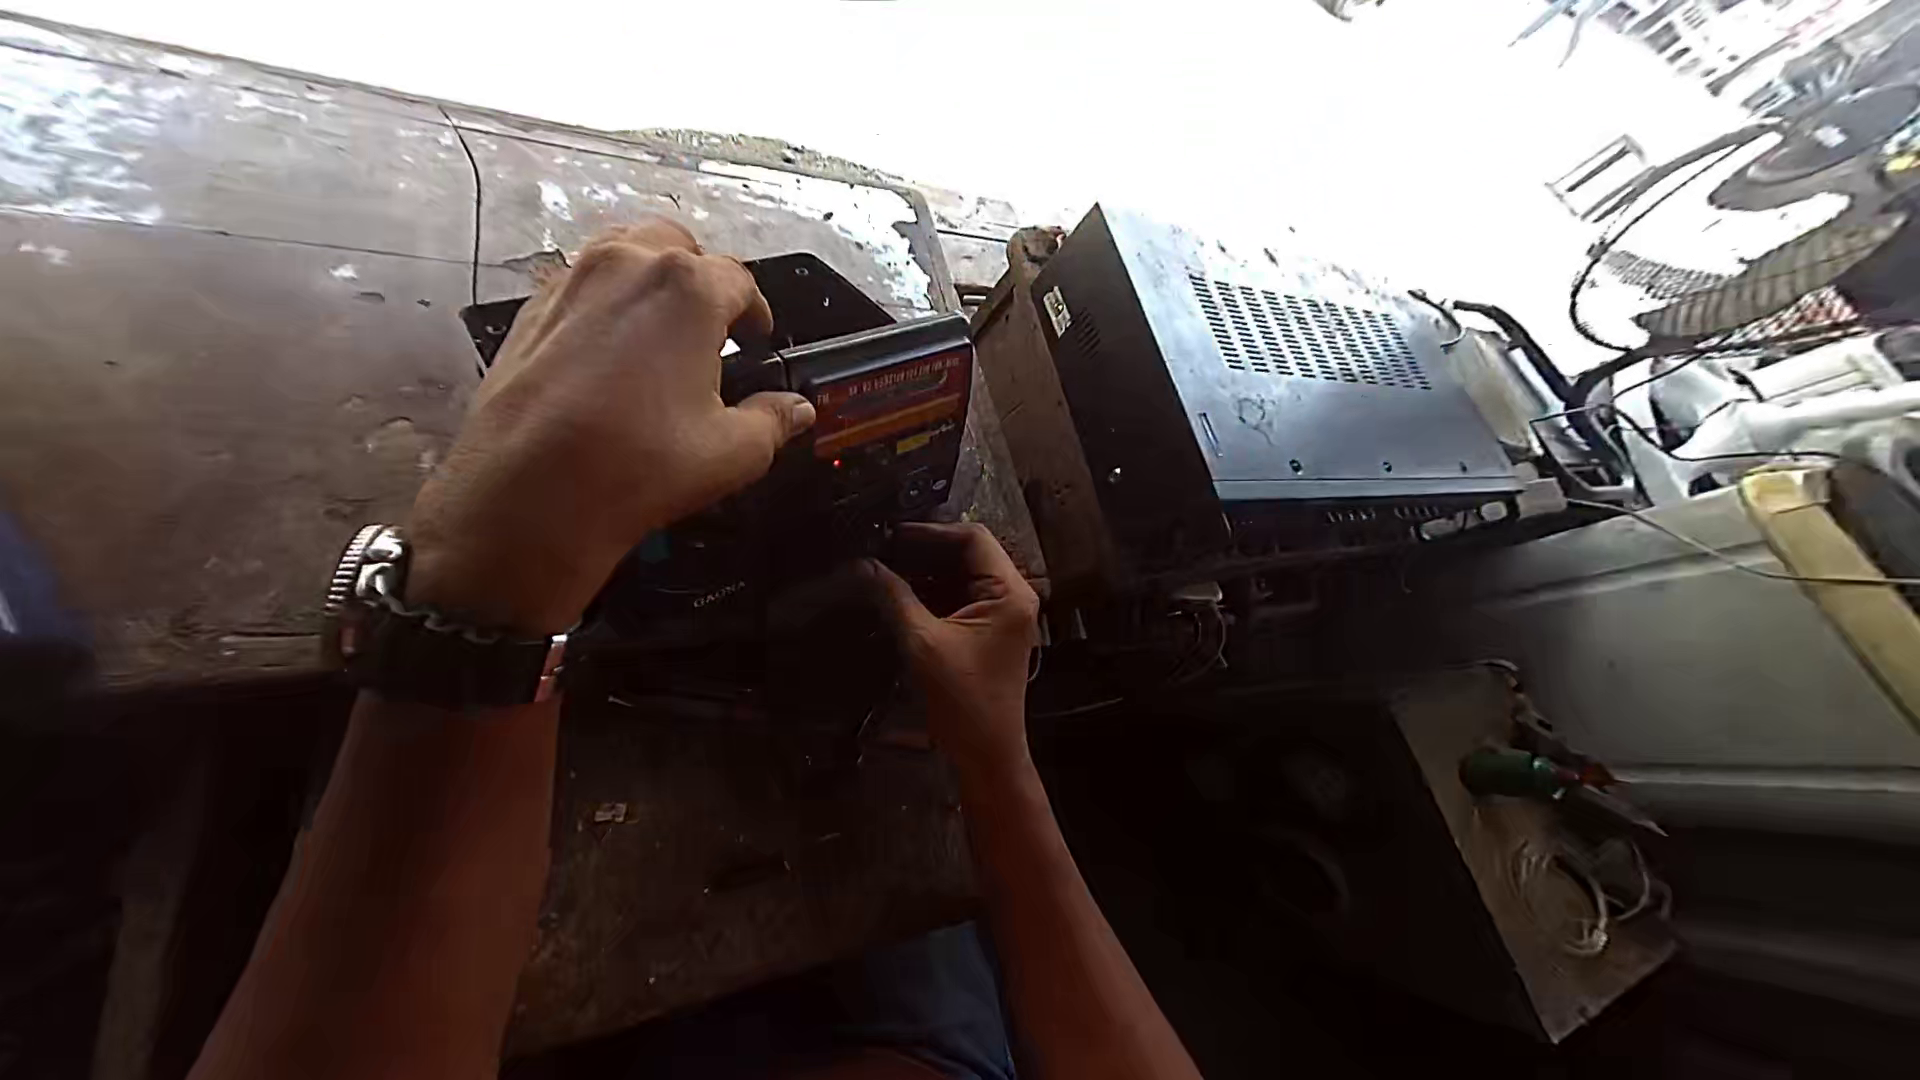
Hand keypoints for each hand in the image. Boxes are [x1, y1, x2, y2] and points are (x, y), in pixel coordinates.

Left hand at [405, 218, 815, 631]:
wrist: (533, 492)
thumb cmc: (641, 464)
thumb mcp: (736, 450)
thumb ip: (775, 420)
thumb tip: (795, 410)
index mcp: (687, 290)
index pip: (740, 280)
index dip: (758, 312)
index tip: (760, 339)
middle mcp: (626, 268)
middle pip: (678, 246)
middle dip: (704, 280)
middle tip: (717, 329)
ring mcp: (571, 283)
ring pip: (624, 254)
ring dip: (655, 282)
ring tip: (667, 333)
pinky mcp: (531, 311)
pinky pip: (583, 285)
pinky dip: (610, 303)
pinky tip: (617, 355)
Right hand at [867, 523, 1040, 774]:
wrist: (986, 752)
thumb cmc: (964, 700)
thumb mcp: (923, 643)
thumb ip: (894, 597)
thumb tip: (864, 566)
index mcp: (1009, 592)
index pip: (974, 538)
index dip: (932, 530)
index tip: (894, 534)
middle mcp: (1012, 595)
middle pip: (968, 553)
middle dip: (925, 550)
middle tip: (883, 548)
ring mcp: (1002, 612)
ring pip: (961, 574)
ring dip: (926, 571)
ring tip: (884, 565)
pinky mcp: (988, 628)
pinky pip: (959, 596)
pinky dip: (932, 591)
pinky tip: (899, 590)